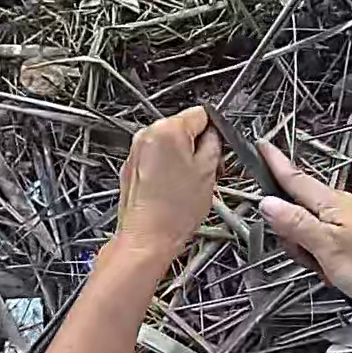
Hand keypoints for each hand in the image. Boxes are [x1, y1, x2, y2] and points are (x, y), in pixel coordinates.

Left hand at [115, 106, 220, 262]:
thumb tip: (215, 135)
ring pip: (171, 145)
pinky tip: (175, 191)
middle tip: (208, 172)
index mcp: (167, 130)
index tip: (220, 148)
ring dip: (184, 159)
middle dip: (199, 147)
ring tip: (190, 185)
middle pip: (184, 128)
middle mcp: (146, 135)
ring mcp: (136, 152)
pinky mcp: (131, 168)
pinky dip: (168, 170)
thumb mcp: (208, 171)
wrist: (147, 239)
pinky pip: (157, 159)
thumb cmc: (173, 212)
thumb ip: (215, 144)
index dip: (216, 132)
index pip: (202, 114)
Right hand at [257, 141, 351, 330]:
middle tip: (302, 252)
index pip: (295, 178)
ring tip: (324, 269)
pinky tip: (333, 276)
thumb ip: (296, 224)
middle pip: (296, 209)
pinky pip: (323, 247)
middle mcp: (343, 210)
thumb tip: (268, 203)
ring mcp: (350, 227)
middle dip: (289, 232)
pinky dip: (321, 262)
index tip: (261, 147)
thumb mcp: (328, 248)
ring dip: (307, 252)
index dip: (274, 163)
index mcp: (334, 204)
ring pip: (307, 231)